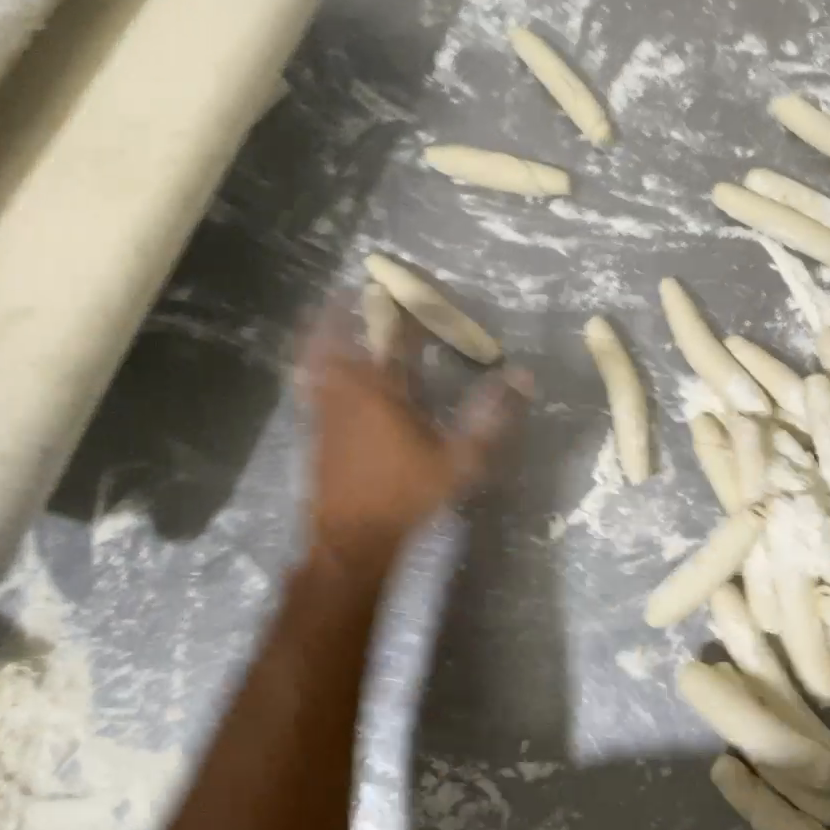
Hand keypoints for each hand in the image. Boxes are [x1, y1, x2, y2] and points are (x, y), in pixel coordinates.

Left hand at [299, 297, 531, 574]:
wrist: (350, 539)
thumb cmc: (408, 497)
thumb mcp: (460, 459)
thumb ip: (491, 416)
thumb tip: (523, 376)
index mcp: (384, 392)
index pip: (398, 337)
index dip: (410, 310)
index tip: (421, 290)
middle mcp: (348, 391)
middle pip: (343, 335)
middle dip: (351, 308)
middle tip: (362, 289)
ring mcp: (324, 409)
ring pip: (317, 355)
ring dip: (324, 328)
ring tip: (331, 308)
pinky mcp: (313, 428)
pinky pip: (307, 379)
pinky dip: (310, 359)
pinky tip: (316, 362)